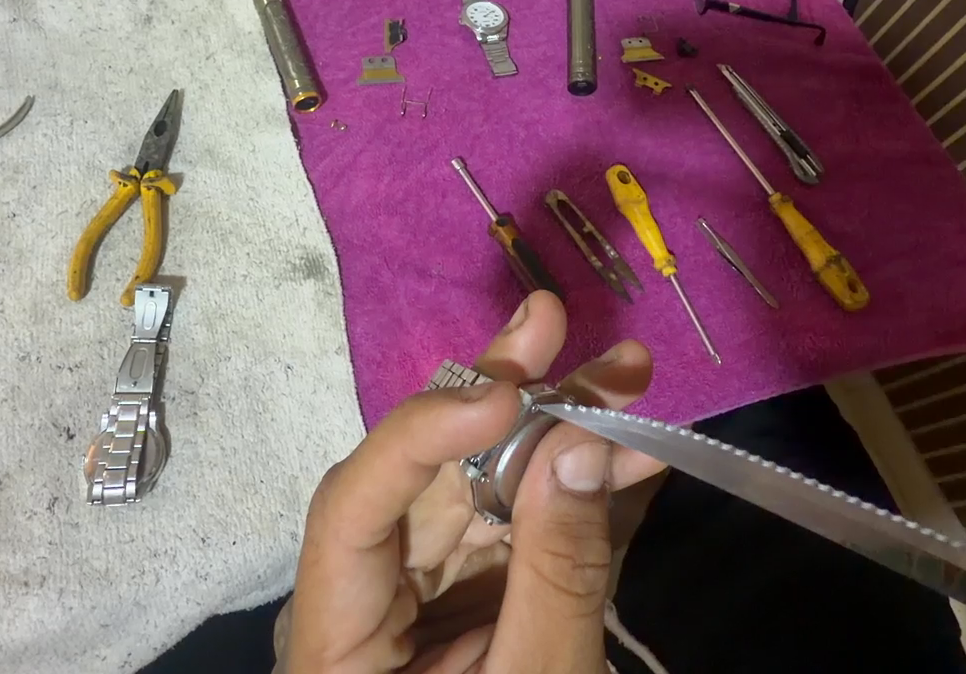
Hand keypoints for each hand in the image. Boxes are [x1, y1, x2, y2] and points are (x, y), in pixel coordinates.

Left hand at [279, 290, 660, 672]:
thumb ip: (558, 573)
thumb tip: (582, 443)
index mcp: (337, 642)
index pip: (351, 510)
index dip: (419, 436)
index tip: (504, 393)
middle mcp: (372, 597)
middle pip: (425, 475)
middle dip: (500, 397)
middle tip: (548, 323)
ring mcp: (431, 590)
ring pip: (483, 484)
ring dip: (556, 428)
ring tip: (619, 368)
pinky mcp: (481, 589)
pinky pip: (523, 520)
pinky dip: (577, 484)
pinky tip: (628, 442)